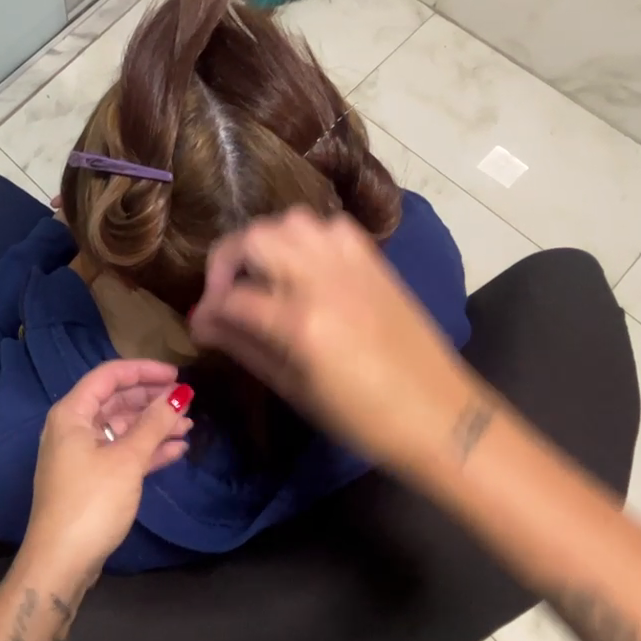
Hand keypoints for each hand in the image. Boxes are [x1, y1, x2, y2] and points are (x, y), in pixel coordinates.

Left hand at [20, 359, 193, 581]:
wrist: (60, 562)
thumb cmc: (91, 502)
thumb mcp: (127, 459)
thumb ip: (154, 424)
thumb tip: (180, 394)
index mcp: (71, 413)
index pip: (109, 375)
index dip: (144, 370)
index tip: (177, 375)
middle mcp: (72, 427)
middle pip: (116, 400)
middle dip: (152, 399)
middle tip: (187, 400)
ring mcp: (80, 454)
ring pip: (121, 427)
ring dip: (154, 425)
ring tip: (189, 425)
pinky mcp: (90, 478)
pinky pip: (121, 452)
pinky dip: (147, 449)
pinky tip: (176, 449)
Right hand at [187, 207, 486, 471]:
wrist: (442, 417)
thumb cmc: (363, 418)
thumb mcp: (294, 389)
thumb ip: (244, 348)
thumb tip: (205, 325)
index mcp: (300, 323)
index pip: (232, 298)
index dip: (207, 312)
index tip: (199, 326)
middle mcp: (322, 280)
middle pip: (254, 240)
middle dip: (226, 262)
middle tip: (224, 293)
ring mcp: (351, 264)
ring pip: (290, 222)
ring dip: (265, 242)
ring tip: (262, 273)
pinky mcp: (373, 261)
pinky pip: (328, 226)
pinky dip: (305, 237)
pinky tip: (302, 265)